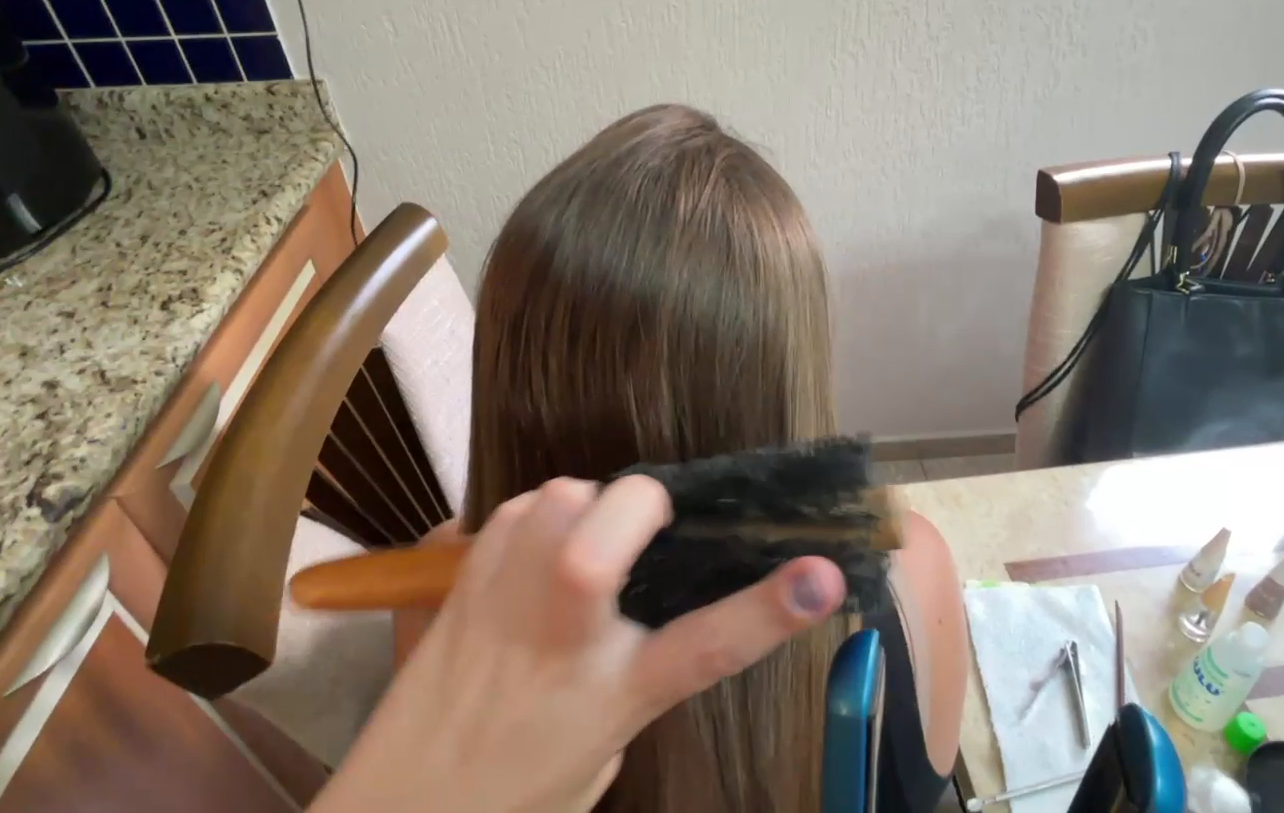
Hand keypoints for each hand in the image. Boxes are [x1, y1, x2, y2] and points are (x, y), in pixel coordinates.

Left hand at [312, 475, 847, 811]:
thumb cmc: (516, 796)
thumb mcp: (604, 746)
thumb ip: (636, 669)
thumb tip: (646, 598)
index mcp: (610, 696)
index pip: (706, 647)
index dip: (769, 608)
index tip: (820, 572)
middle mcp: (558, 640)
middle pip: (606, 536)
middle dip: (640, 505)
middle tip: (651, 522)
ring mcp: (503, 603)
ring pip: (558, 500)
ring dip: (586, 503)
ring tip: (588, 533)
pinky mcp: (463, 581)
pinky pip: (516, 508)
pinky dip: (540, 512)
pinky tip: (540, 543)